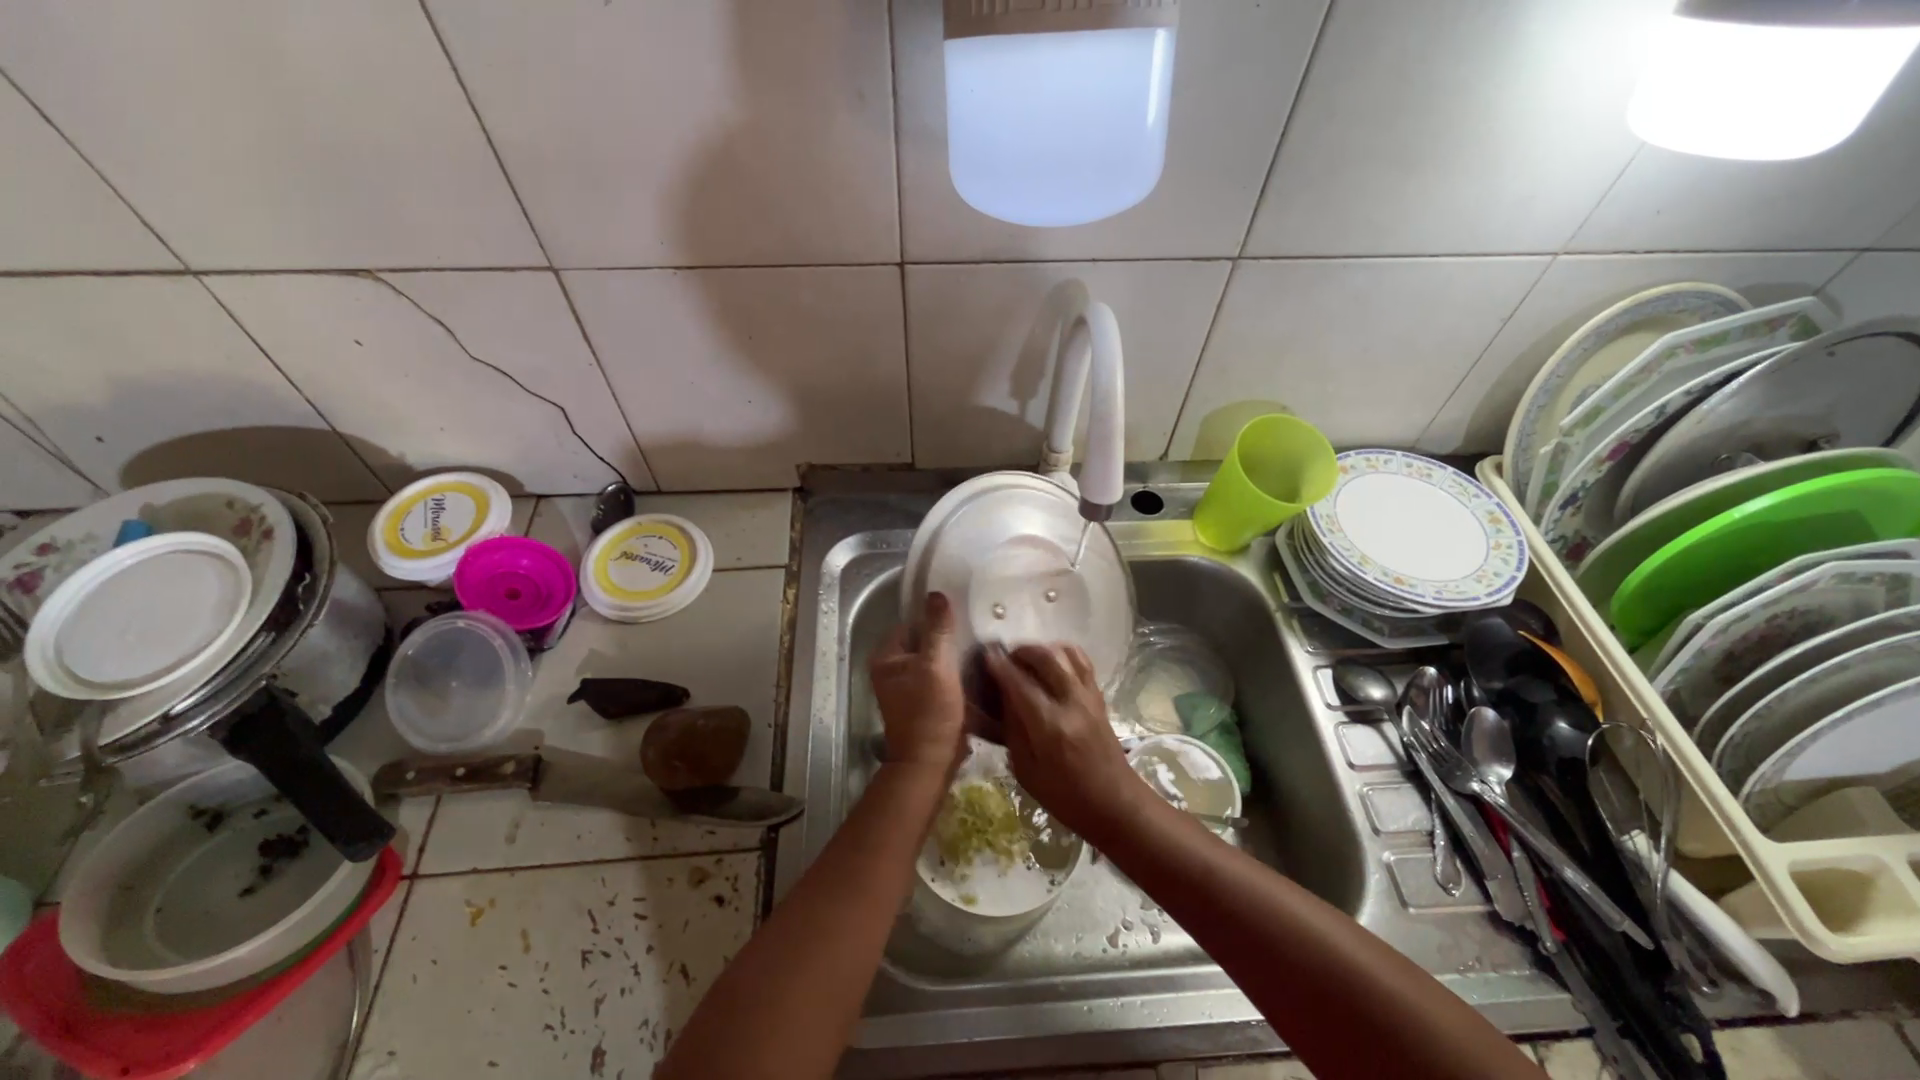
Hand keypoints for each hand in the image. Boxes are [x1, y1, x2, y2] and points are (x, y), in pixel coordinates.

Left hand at [868, 592, 967, 774]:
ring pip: (934, 663)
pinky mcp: (922, 704)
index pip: (912, 624)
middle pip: (923, 643)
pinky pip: (940, 681)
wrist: (930, 762)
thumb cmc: (929, 712)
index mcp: (885, 658)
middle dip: (947, 641)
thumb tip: (936, 594)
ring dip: (953, 660)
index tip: (962, 621)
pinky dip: (954, 678)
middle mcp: (891, 671)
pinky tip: (975, 675)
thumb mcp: (936, 665)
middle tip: (975, 636)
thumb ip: (937, 629)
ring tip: (978, 653)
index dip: (936, 621)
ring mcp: (906, 690)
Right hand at [983, 644, 1143, 838]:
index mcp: (1050, 726)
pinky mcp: (1099, 698)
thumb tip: (1002, 697)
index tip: (985, 653)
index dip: (999, 665)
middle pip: (1046, 657)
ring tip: (1028, 659)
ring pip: (1067, 653)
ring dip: (1044, 649)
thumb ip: (1013, 730)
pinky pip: (1082, 663)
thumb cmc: (1064, 796)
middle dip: (1022, 651)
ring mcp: (1089, 697)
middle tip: (1006, 657)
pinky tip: (1052, 665)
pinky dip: (1064, 655)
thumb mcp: (1026, 771)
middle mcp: (1072, 703)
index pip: (1019, 684)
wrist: (1113, 803)